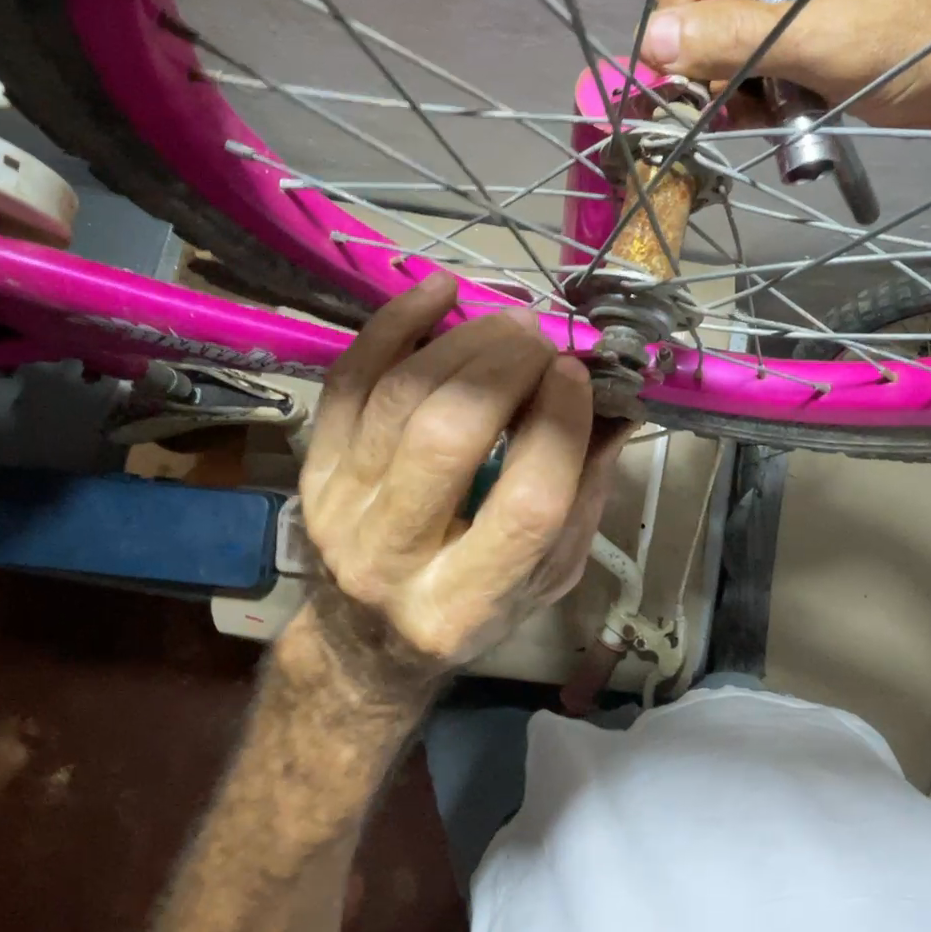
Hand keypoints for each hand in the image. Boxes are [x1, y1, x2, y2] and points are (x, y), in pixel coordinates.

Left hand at [298, 274, 625, 676]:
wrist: (363, 640)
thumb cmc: (471, 611)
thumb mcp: (546, 578)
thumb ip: (583, 496)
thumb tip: (617, 403)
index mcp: (465, 603)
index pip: (525, 507)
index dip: (559, 427)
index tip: (578, 376)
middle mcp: (392, 557)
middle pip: (447, 438)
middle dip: (505, 370)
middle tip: (542, 342)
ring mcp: (340, 507)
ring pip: (398, 398)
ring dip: (462, 343)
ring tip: (509, 321)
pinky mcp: (313, 469)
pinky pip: (349, 380)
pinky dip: (395, 325)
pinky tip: (440, 292)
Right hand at [639, 0, 930, 131]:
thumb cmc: (919, 47)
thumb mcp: (822, 43)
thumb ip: (735, 39)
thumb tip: (649, 41)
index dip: (679, 45)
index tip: (697, 101)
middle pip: (699, 17)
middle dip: (713, 73)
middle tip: (747, 112)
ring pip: (719, 49)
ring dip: (736, 93)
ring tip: (774, 115)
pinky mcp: (796, 30)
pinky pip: (747, 65)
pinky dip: (755, 98)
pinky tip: (779, 114)